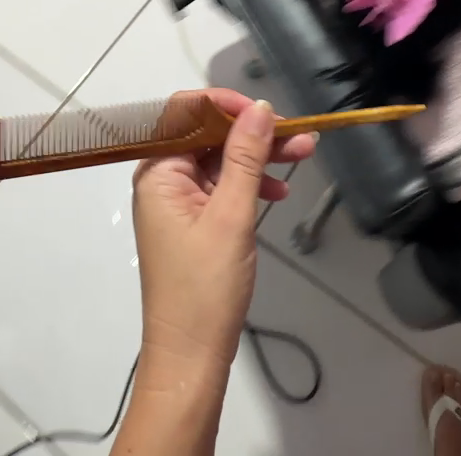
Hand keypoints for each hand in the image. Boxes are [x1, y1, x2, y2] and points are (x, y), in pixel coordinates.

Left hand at [130, 89, 316, 370]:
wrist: (190, 357)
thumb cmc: (205, 286)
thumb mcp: (231, 216)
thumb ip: (245, 157)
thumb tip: (258, 107)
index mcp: (158, 170)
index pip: (186, 113)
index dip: (225, 104)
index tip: (266, 111)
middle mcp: (163, 178)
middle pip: (208, 135)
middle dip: (253, 132)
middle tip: (300, 136)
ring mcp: (178, 201)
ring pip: (220, 160)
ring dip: (259, 157)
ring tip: (303, 156)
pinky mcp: (194, 221)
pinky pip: (222, 187)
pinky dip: (250, 184)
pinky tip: (279, 191)